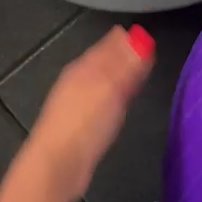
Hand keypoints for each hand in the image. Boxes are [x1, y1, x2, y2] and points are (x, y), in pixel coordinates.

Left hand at [0, 25, 154, 201]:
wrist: (57, 165)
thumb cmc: (85, 123)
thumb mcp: (111, 89)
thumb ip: (126, 65)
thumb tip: (140, 39)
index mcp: (82, 68)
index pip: (106, 46)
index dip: (125, 40)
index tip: (144, 36)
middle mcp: (76, 81)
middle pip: (101, 62)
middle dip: (121, 56)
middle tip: (142, 52)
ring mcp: (74, 104)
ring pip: (99, 81)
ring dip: (116, 76)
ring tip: (134, 74)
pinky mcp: (77, 126)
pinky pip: (99, 101)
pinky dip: (111, 96)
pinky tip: (116, 104)